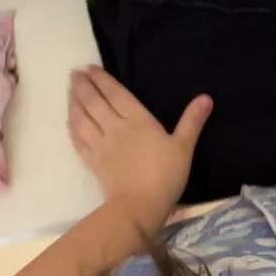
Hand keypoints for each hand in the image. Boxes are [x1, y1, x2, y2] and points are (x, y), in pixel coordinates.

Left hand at [67, 66, 211, 228]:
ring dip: (73, 103)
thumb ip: (192, 122)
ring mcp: (101, 145)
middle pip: (94, 102)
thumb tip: (206, 97)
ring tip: (69, 91)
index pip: (116, 94)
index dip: (102, 79)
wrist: (139, 206)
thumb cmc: (164, 177)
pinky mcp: (93, 162)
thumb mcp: (184, 148)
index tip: (89, 68)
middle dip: (83, 86)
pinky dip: (72, 129)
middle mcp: (114, 128)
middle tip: (73, 74)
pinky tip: (69, 122)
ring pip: (81, 119)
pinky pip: (78, 141)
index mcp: (137, 121)